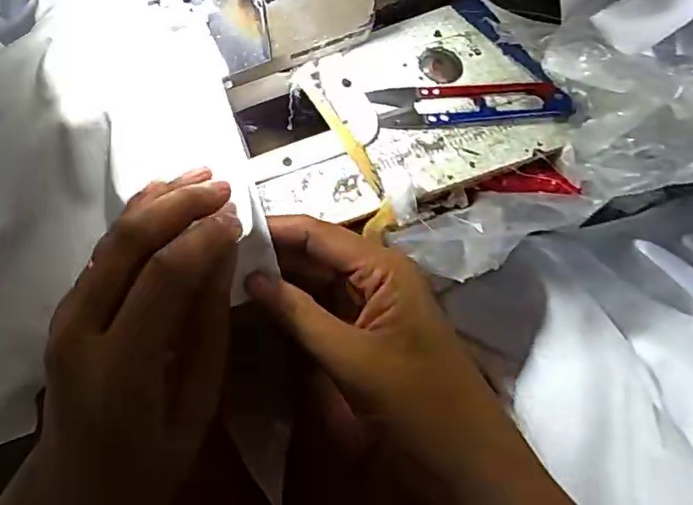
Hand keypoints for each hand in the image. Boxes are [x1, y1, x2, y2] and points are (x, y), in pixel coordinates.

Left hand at [0, 168, 240, 504]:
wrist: (74, 485)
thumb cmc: (147, 459)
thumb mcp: (194, 407)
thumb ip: (207, 326)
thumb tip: (223, 250)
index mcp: (118, 367)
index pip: (162, 277)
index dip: (202, 237)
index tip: (235, 215)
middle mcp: (80, 328)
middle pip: (128, 242)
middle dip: (178, 204)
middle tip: (220, 185)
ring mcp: (65, 312)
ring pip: (111, 236)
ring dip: (156, 200)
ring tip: (198, 175)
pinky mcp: (66, 302)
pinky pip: (104, 249)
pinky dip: (136, 217)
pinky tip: (163, 197)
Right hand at [247, 216, 569, 504]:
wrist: (471, 466)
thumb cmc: (420, 404)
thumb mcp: (355, 361)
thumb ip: (301, 315)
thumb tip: (253, 277)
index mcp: (382, 267)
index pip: (318, 233)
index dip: (274, 227)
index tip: (230, 226)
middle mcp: (375, 274)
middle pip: (314, 251)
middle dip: (272, 252)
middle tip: (222, 251)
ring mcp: (370, 303)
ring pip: (315, 278)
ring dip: (279, 277)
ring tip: (230, 271)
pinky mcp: (365, 331)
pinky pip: (322, 306)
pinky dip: (293, 304)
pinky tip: (260, 303)